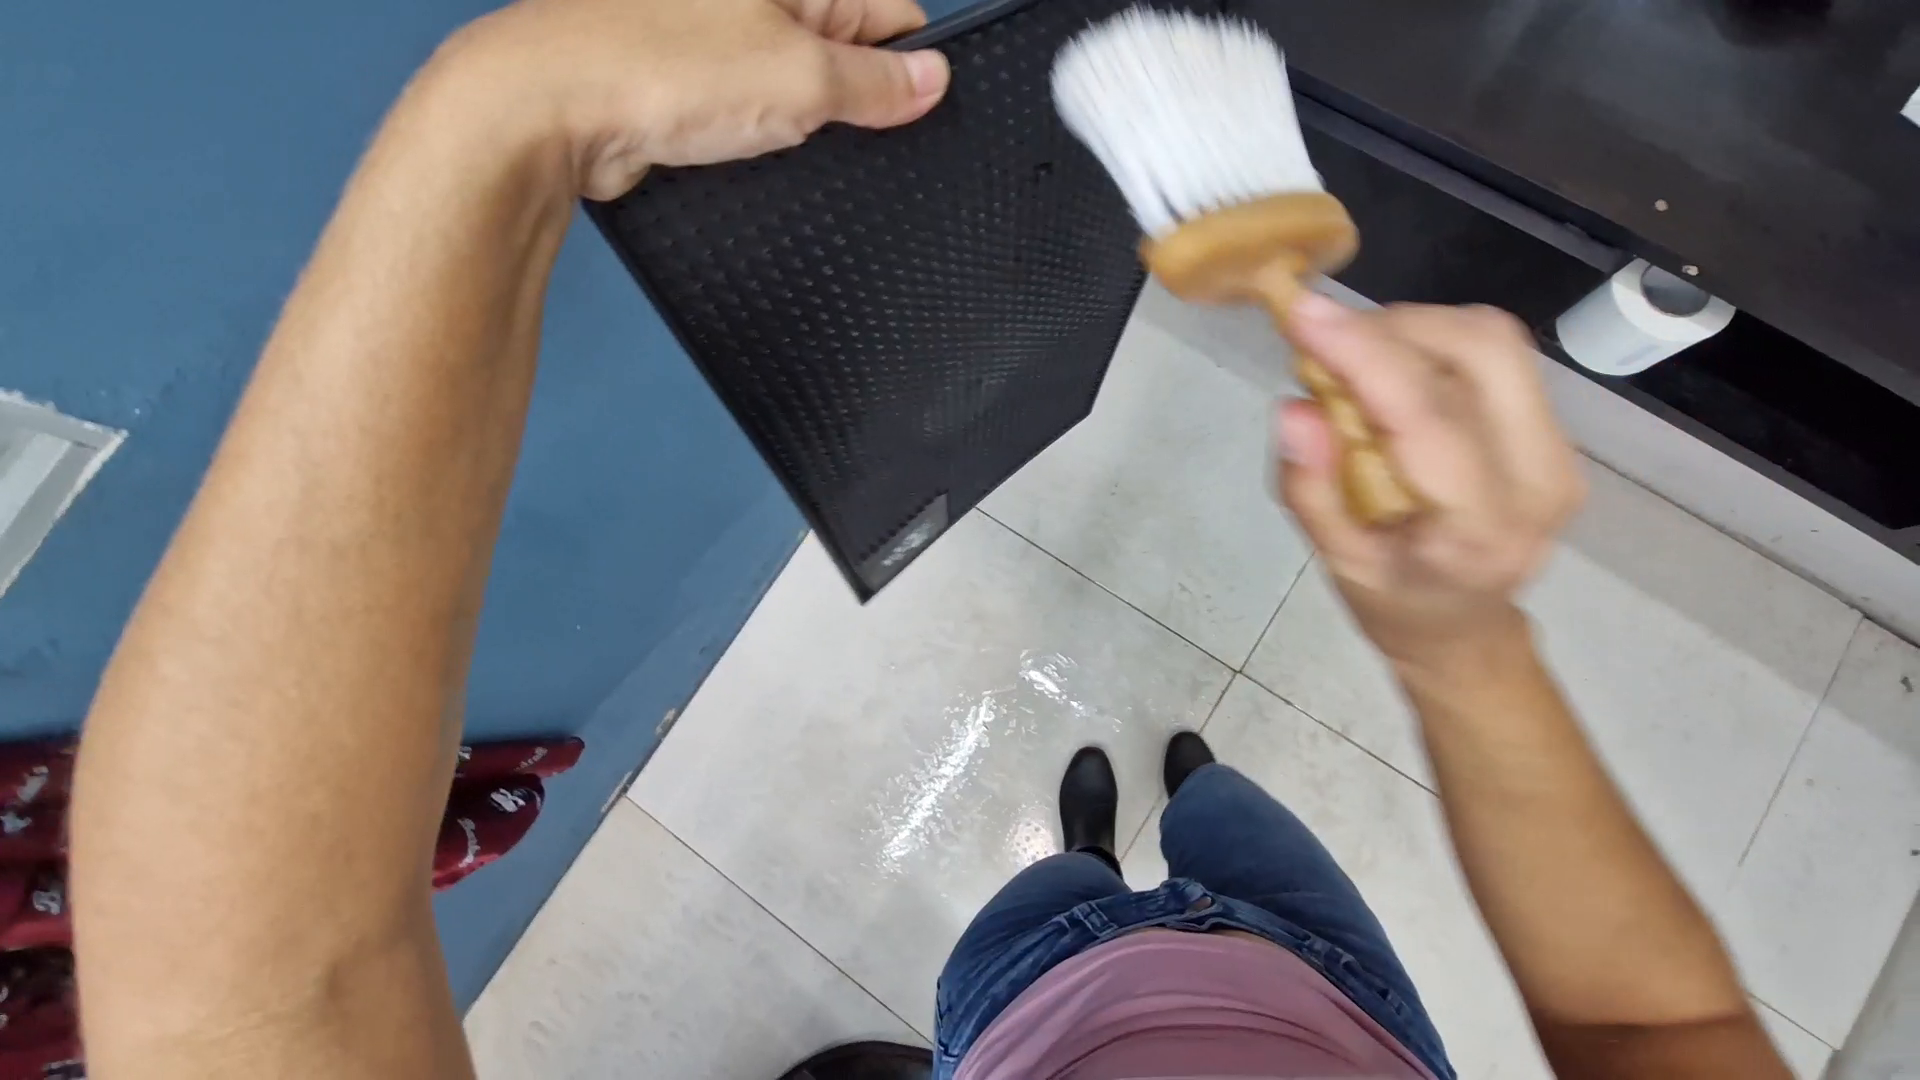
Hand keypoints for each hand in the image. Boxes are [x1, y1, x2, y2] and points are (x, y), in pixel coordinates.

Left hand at [435, 0, 951, 198]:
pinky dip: (781, 140)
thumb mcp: (799, 79)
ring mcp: (730, 42)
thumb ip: (873, 82)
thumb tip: (936, 78)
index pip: (889, 15)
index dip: (913, 64)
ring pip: (806, 88)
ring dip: (823, 128)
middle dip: (869, 100)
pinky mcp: (703, 86)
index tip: (928, 115)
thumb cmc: (674, 72)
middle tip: (884, 152)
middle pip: (849, 51)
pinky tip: (790, 166)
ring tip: (834, 163)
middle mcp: (764, 2)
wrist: (561, 108)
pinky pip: (765, 112)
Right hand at [1276, 295, 1585, 671]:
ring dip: (1411, 329)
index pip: (1428, 416)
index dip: (1364, 355)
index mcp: (1479, 527)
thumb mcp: (1336, 562)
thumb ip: (1312, 489)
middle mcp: (1540, 477)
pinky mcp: (1552, 430)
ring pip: (1493, 342)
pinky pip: (1493, 358)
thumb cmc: (1393, 604)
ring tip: (1350, 355)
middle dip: (1392, 326)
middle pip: (1483, 350)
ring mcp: (1559, 449)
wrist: (1465, 629)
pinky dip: (1428, 344)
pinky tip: (1386, 371)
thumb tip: (1293, 407)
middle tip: (1324, 339)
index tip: (1302, 314)